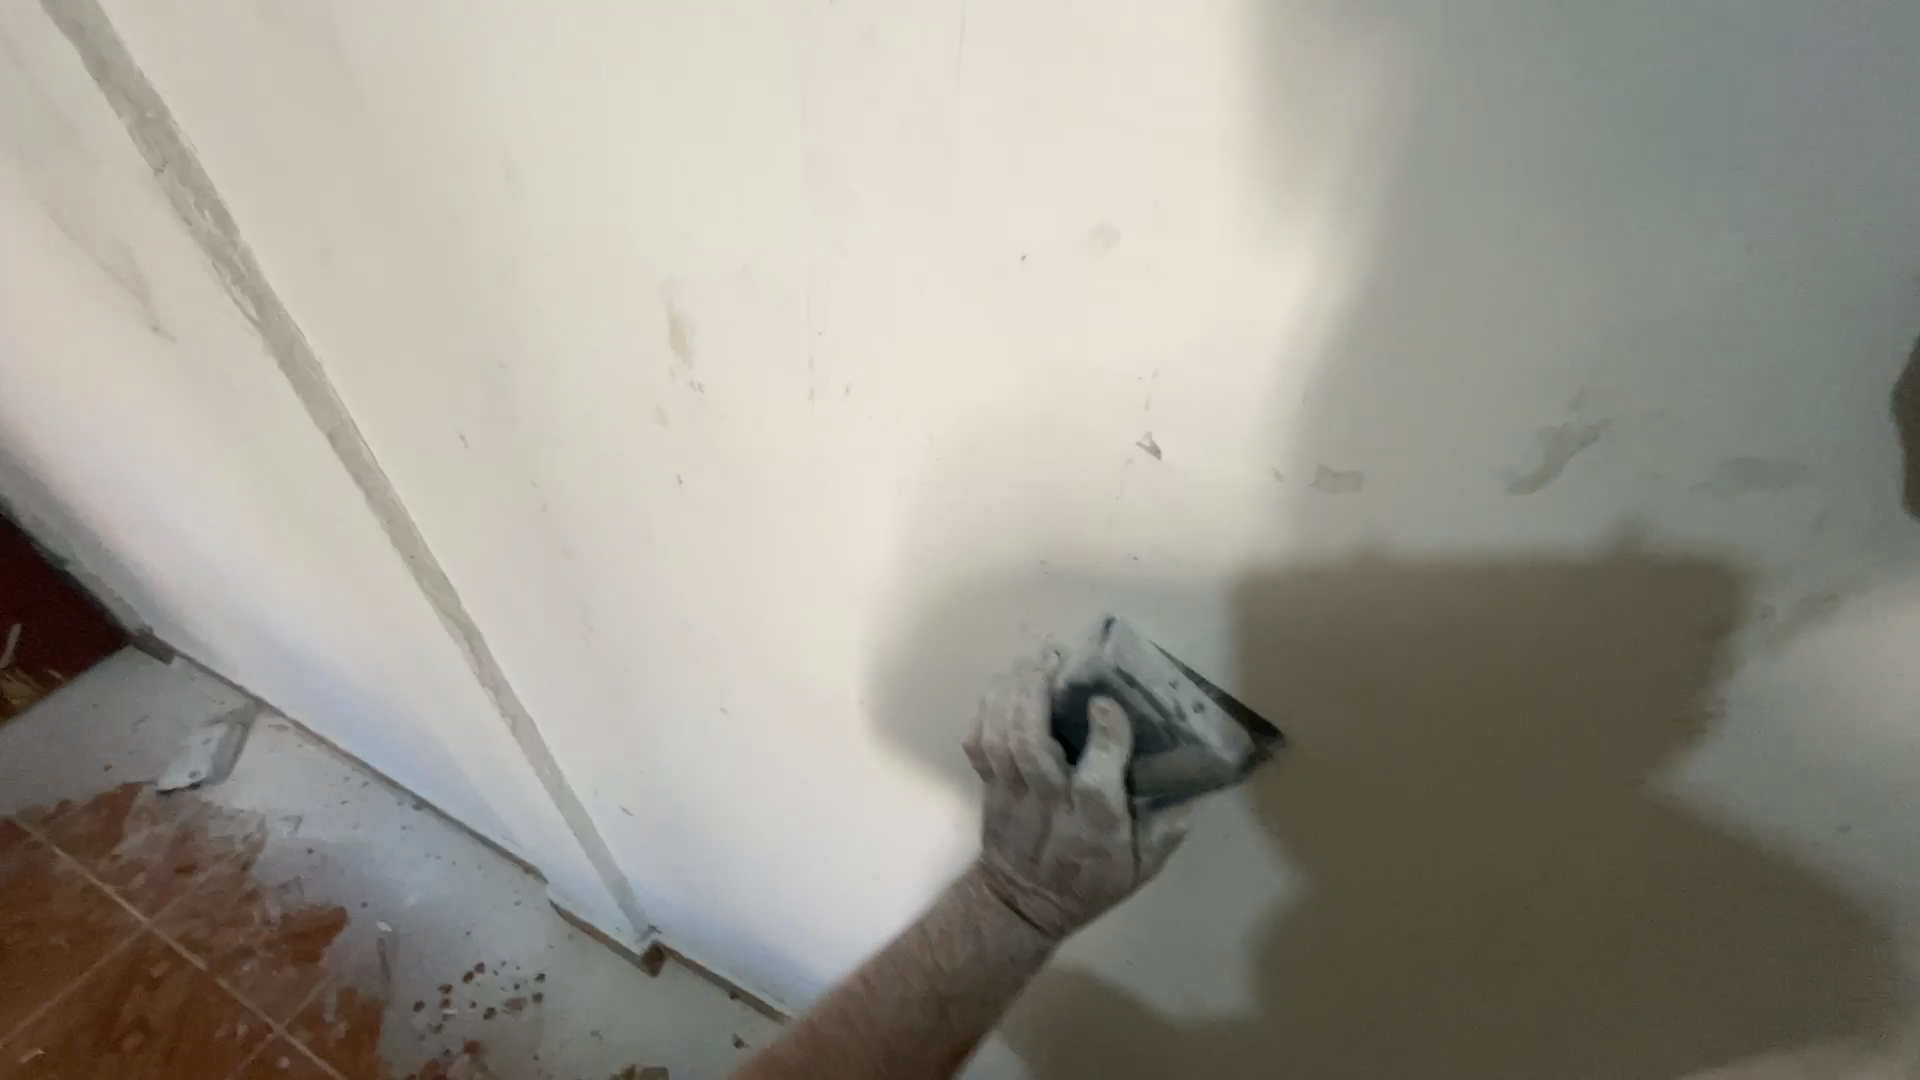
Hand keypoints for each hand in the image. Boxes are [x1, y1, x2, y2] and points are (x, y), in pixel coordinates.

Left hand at [963, 649, 1190, 940]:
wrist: (1022, 904)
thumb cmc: (1090, 880)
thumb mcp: (1141, 865)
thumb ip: (1167, 826)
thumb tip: (1195, 785)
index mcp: (1093, 821)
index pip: (1096, 774)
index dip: (1103, 735)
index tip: (1105, 702)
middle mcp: (1048, 801)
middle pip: (1030, 744)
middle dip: (1037, 694)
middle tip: (1054, 658)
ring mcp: (1011, 793)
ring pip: (1001, 737)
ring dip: (1011, 693)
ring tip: (1031, 663)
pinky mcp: (988, 786)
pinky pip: (978, 744)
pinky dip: (985, 712)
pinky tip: (1003, 687)